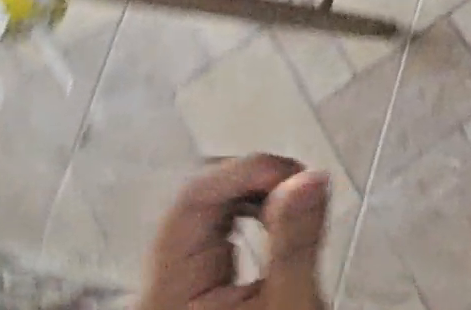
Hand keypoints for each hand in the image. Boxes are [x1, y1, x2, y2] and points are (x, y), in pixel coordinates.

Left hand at [137, 155, 330, 309]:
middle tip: (307, 193)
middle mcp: (160, 284)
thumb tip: (310, 176)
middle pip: (199, 199)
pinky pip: (215, 230)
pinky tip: (281, 222)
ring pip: (208, 209)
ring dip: (260, 194)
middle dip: (260, 181)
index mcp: (170, 292)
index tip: (303, 179)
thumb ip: (297, 241)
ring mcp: (173, 285)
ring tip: (300, 207)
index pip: (195, 199)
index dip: (250, 173)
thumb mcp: (291, 304)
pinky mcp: (193, 285)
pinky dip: (254, 212)